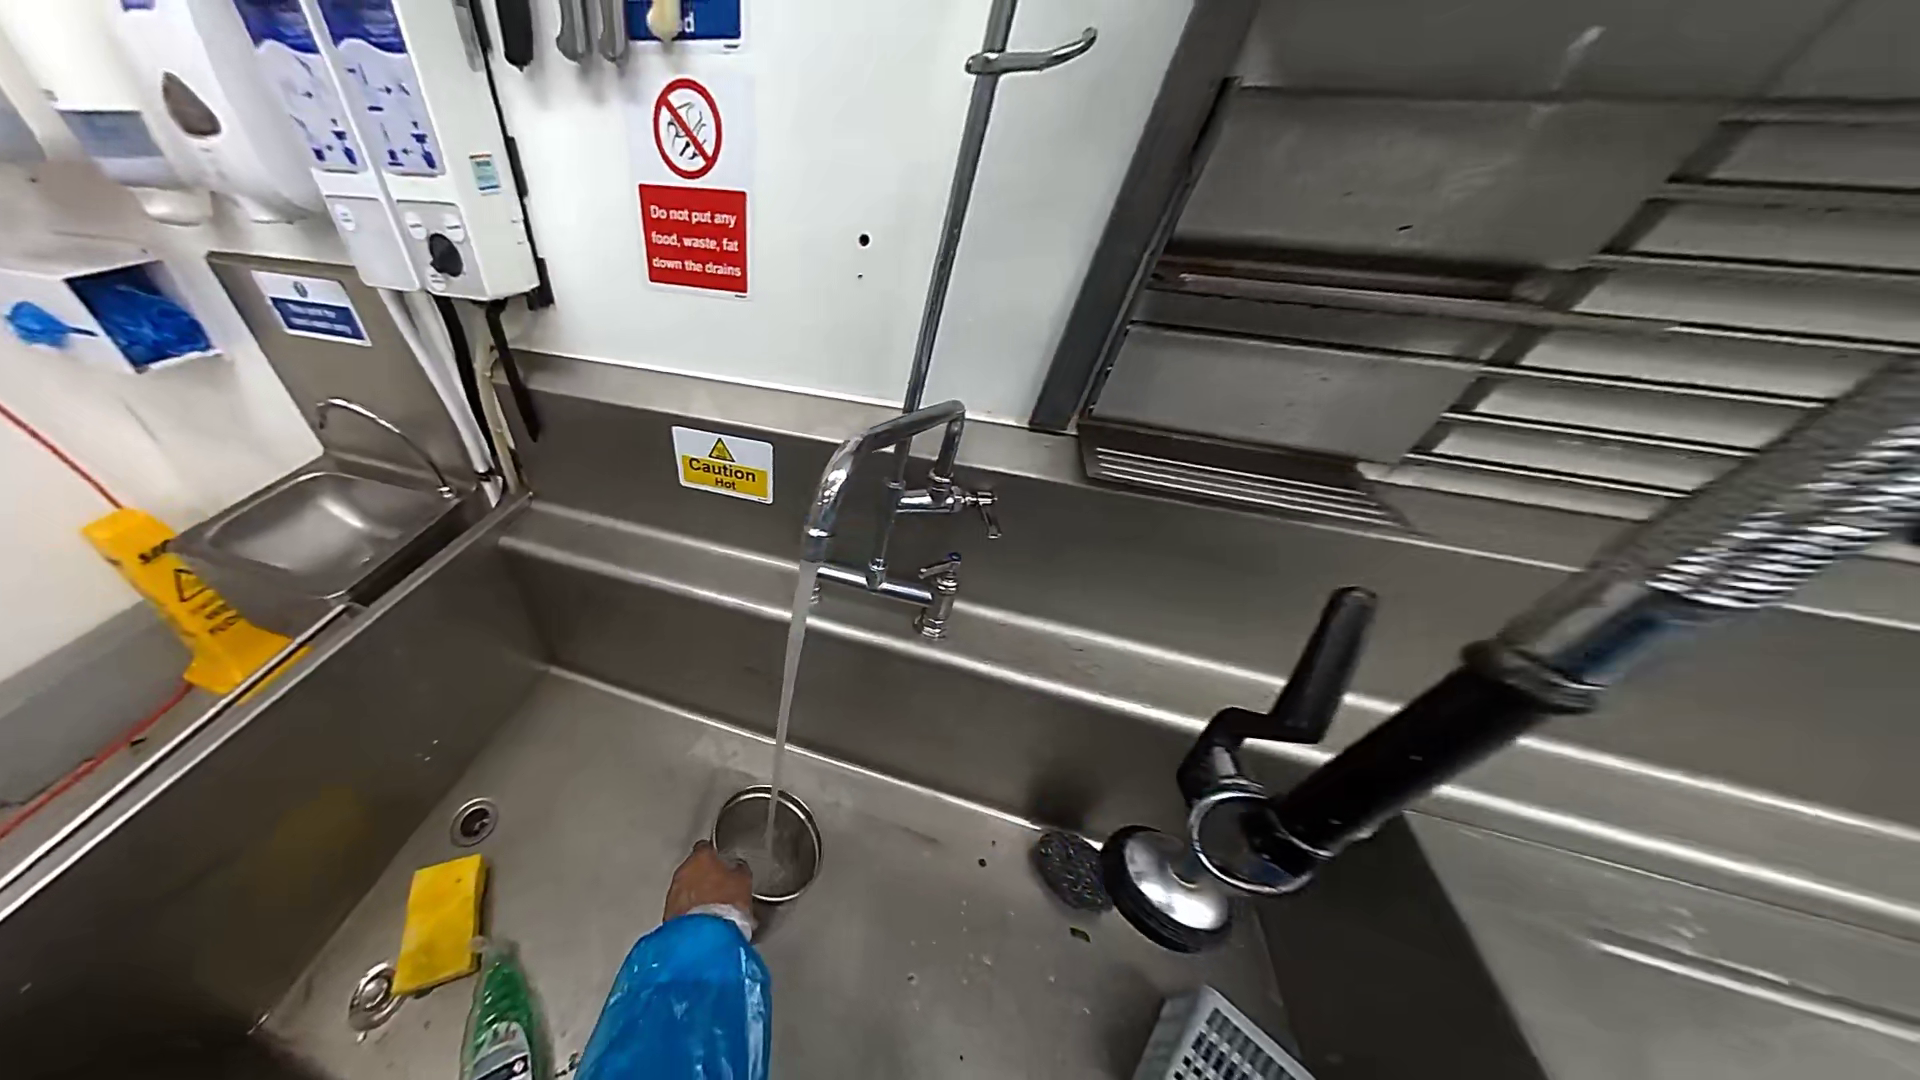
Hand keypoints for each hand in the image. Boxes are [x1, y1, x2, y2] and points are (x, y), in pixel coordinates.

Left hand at [663, 841, 754, 922]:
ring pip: (684, 888)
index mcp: (701, 857)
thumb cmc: (726, 903)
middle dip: (702, 875)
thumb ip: (738, 869)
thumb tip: (736, 867)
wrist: (705, 937)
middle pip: (692, 868)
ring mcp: (672, 895)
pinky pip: (679, 907)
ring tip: (709, 905)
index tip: (720, 860)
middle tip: (716, 885)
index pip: (705, 847)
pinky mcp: (667, 915)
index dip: (713, 854)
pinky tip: (701, 919)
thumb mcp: (743, 880)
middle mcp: (682, 872)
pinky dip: (688, 910)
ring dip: (694, 894)